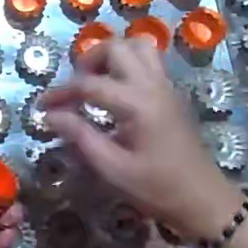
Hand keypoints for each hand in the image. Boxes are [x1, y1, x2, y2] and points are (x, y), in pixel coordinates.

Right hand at [40, 38, 245, 238]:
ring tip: (96, 80)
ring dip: (112, 55)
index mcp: (137, 104)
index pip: (88, 84)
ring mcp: (166, 86)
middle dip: (88, 60)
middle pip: (116, 48)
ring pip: (137, 46)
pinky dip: (127, 63)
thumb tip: (49, 115)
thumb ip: (79, 136)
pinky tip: (116, 89)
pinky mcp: (171, 93)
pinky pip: (149, 60)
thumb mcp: (112, 168)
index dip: (60, 93)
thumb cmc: (157, 188)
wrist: (205, 201)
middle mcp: (152, 86)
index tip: (42, 106)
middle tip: (74, 87)